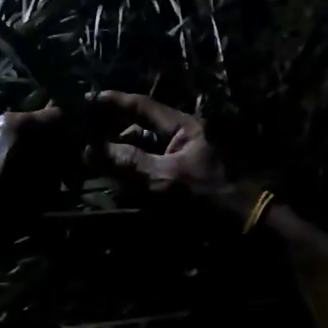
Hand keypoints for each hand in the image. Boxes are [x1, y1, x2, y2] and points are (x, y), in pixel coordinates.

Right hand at [87, 91, 261, 222]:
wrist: (243, 226)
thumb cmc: (207, 198)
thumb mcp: (164, 179)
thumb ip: (127, 162)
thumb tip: (91, 149)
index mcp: (181, 126)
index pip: (140, 106)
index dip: (111, 102)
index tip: (83, 101)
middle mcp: (180, 136)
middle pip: (136, 130)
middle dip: (111, 140)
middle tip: (84, 147)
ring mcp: (180, 158)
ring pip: (140, 153)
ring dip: (121, 162)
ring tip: (99, 170)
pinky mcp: (179, 178)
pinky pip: (149, 172)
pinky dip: (134, 180)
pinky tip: (123, 190)